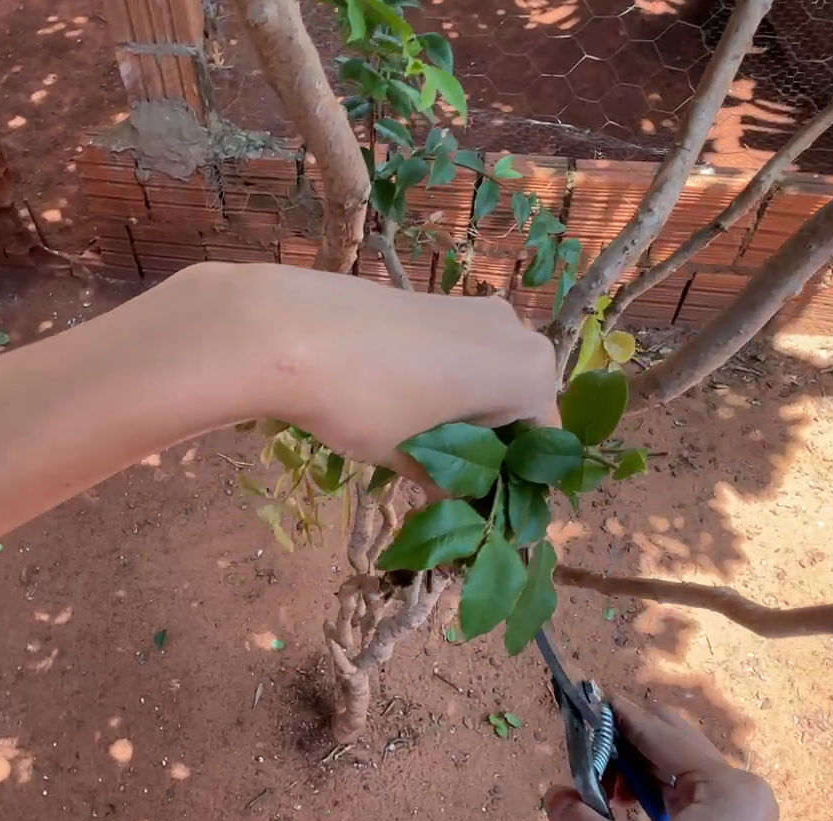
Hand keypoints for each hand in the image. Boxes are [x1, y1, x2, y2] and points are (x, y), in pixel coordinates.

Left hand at [161, 263, 558, 474]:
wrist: (290, 330)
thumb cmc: (368, 402)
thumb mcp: (411, 457)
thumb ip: (447, 483)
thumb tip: (456, 505)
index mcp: (532, 374)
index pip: (541, 444)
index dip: (510, 482)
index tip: (476, 507)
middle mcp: (517, 333)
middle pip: (515, 408)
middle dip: (485, 449)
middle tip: (442, 483)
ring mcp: (475, 309)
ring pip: (484, 380)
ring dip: (461, 419)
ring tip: (415, 449)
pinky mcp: (435, 300)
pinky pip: (457, 355)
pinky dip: (441, 387)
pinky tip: (398, 409)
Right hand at [546, 698, 789, 820]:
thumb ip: (579, 819)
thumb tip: (552, 794)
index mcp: (731, 788)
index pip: (660, 734)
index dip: (615, 716)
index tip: (578, 697)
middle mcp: (742, 793)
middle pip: (670, 746)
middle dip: (621, 743)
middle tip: (578, 747)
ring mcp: (738, 818)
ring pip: (671, 772)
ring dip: (630, 771)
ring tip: (592, 784)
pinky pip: (678, 798)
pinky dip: (644, 795)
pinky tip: (616, 807)